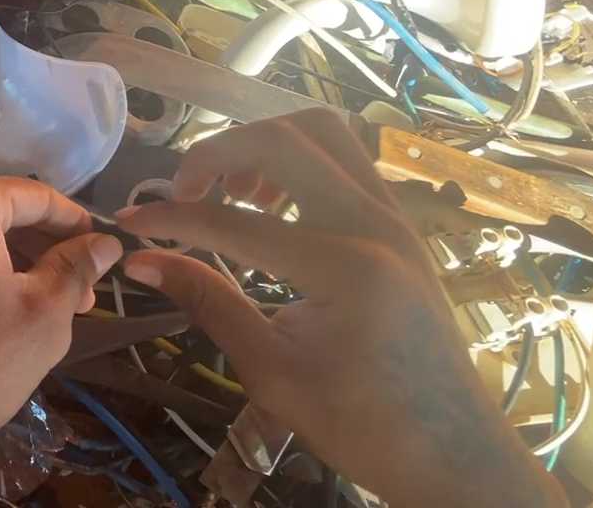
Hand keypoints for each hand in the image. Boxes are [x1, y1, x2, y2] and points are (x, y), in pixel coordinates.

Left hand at [0, 174, 122, 507]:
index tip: (108, 255)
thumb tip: (105, 242)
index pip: (38, 196)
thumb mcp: (40, 316)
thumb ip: (75, 269)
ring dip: (18, 263)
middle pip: (5, 212)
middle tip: (85, 296)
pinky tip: (6, 308)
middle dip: (48, 249)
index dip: (78, 224)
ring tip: (54, 308)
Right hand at [117, 110, 566, 507]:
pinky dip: (291, 159)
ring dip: (260, 144)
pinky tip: (267, 204)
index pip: (233, 222)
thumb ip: (206, 302)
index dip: (170, 218)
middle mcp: (375, 224)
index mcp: (346, 269)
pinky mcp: (396, 221)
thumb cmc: (367, 427)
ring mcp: (393, 216)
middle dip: (216, 153)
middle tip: (183, 191)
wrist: (462, 461)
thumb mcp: (272, 373)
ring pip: (319, 131)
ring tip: (230, 189)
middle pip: (282, 139)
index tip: (129, 223)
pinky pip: (339, 156)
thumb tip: (138, 261)